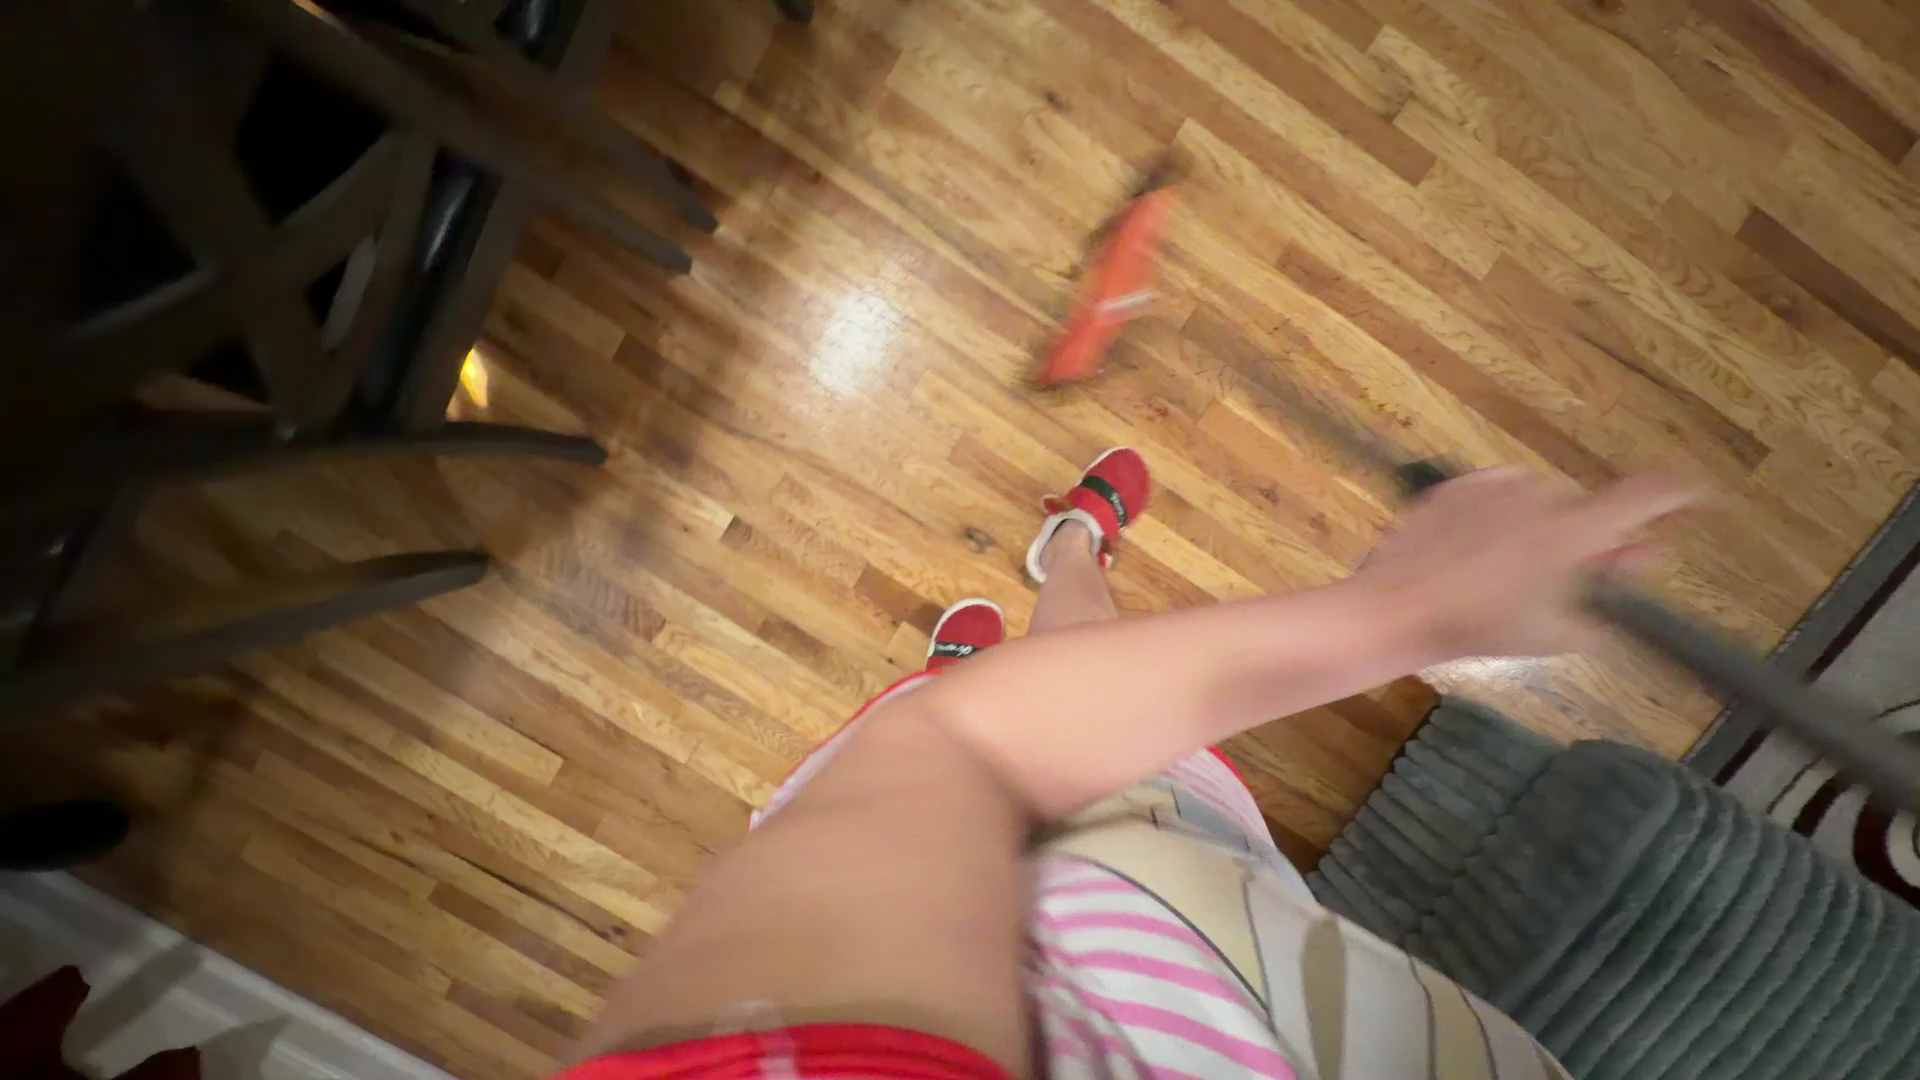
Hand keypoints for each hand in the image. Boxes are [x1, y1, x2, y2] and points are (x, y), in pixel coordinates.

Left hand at [1353, 468, 1701, 659]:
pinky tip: (1485, 537)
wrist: (1394, 610)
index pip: (1651, 493)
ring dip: (1540, 519)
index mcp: (1574, 530)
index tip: (1698, 498)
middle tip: (1578, 564)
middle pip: (1583, 504)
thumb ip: (1608, 593)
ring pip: (1537, 496)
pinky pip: (1493, 489)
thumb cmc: (1477, 627)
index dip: (1683, 493)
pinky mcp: (1448, 488)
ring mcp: (1487, 487)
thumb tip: (1637, 558)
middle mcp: (1537, 496)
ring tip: (1514, 561)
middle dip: (1588, 531)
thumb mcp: (1556, 629)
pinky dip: (1500, 507)